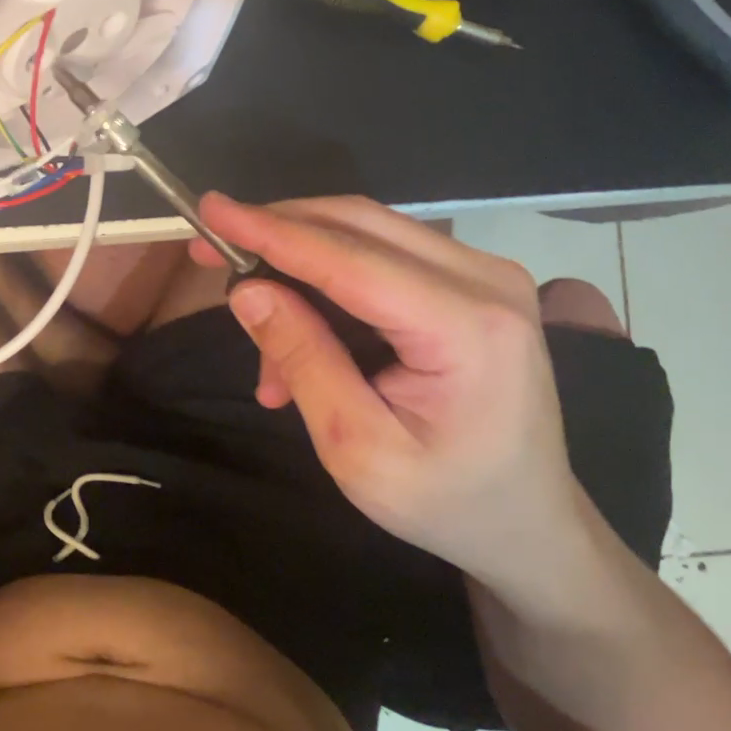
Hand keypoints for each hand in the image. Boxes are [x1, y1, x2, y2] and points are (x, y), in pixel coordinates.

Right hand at [190, 194, 592, 586]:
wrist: (523, 520)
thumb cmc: (442, 499)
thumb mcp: (356, 445)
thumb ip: (304, 360)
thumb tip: (247, 292)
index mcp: (466, 327)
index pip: (349, 258)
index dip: (271, 231)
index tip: (208, 210)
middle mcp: (485, 280)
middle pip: (358, 225)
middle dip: (275, 233)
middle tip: (208, 255)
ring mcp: (484, 276)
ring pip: (363, 239)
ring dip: (297, 276)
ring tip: (267, 359)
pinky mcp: (470, 285)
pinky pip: (379, 261)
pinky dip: (325, 291)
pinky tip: (301, 349)